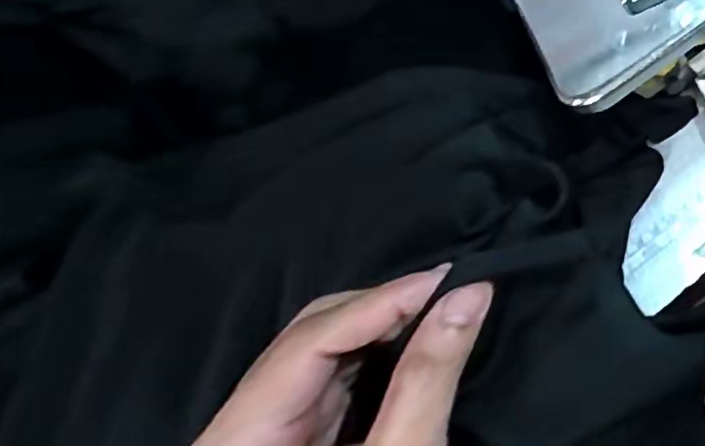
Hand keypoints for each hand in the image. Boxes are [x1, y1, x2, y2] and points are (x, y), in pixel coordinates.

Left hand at [194, 266, 492, 445]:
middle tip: (453, 290)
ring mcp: (257, 436)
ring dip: (383, 322)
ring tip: (441, 307)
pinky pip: (326, 374)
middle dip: (384, 304)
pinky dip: (376, 348)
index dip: (384, 299)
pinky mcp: (284, 441)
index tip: (454, 276)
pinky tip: (414, 339)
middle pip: (307, 336)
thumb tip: (471, 291)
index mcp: (236, 444)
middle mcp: (233, 432)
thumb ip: (429, 375)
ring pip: (316, 348)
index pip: (309, 341)